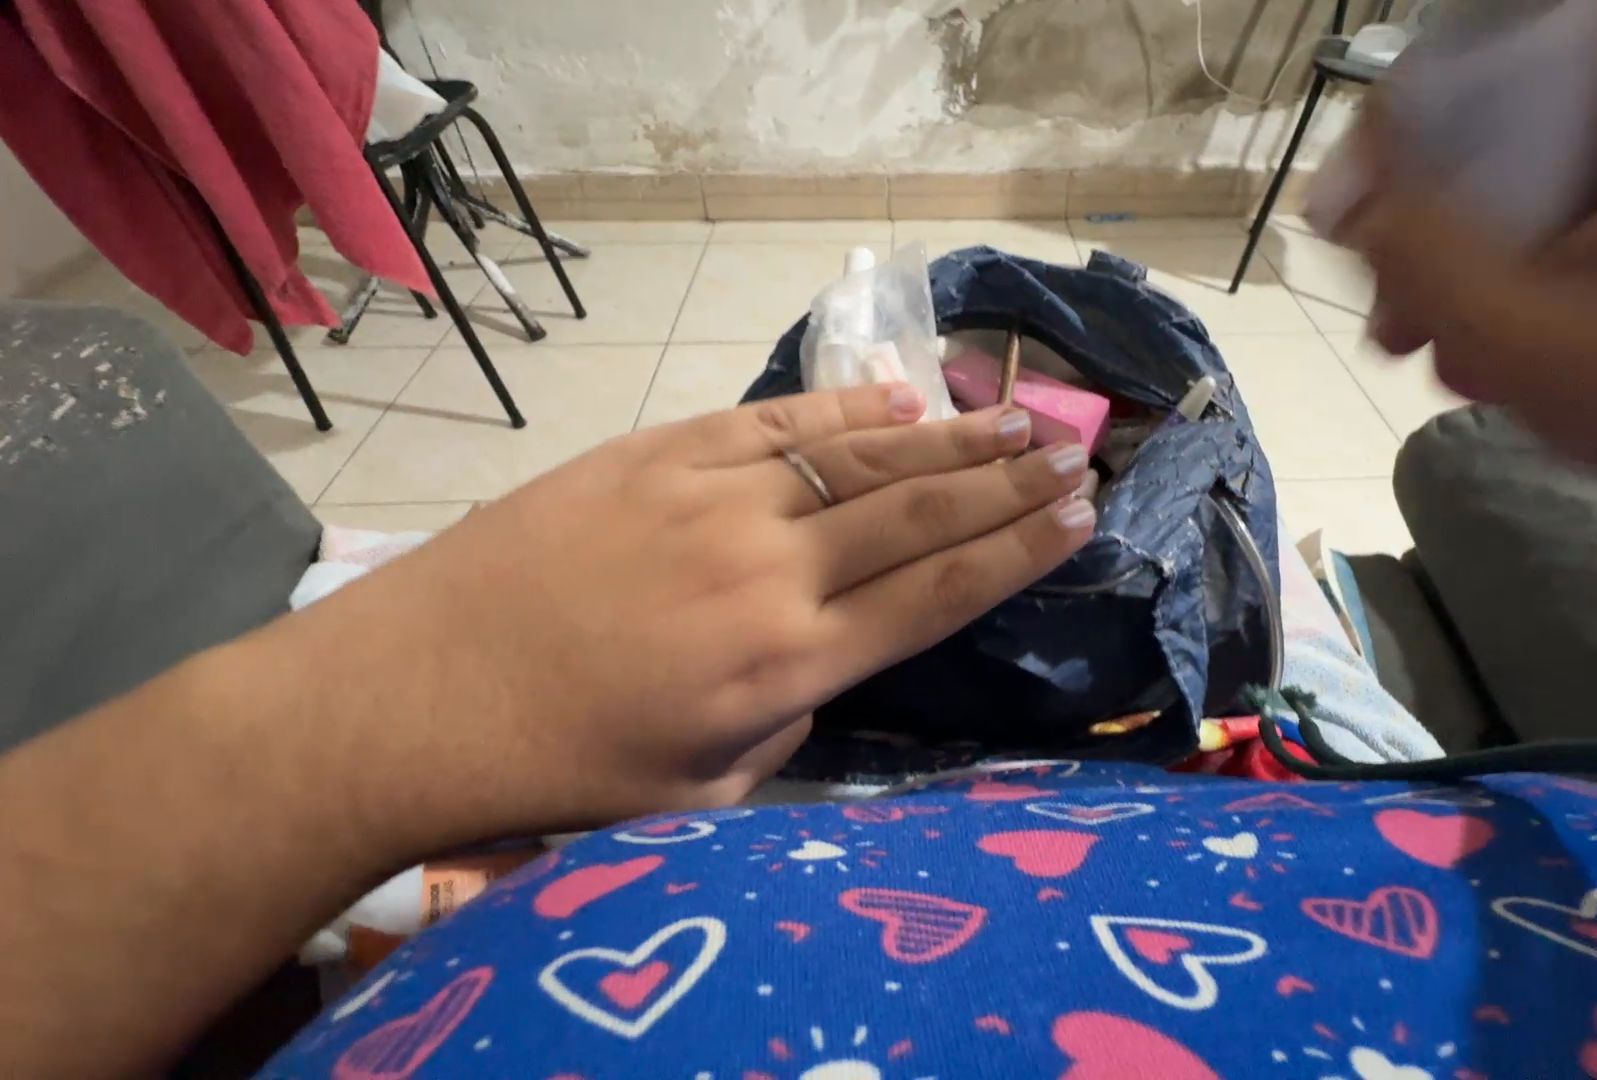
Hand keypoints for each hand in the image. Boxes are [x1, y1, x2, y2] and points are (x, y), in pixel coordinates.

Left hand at [280, 384, 1094, 840]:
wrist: (411, 694)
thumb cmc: (566, 765)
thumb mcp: (709, 787)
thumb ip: (795, 716)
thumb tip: (831, 652)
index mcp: (788, 663)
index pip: (938, 593)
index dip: (1017, 550)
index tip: (1079, 516)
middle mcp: (770, 569)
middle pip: (920, 512)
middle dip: (1011, 481)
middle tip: (1075, 452)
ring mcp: (715, 497)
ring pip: (863, 458)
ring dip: (953, 437)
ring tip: (1020, 417)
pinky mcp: (661, 453)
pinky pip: (779, 421)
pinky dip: (849, 407)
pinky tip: (905, 399)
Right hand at [1335, 0, 1596, 500]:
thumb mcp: (1526, 338)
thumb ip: (1421, 259)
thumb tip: (1337, 198)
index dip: (1538, 19)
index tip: (1469, 45)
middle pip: (1546, 75)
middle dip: (1438, 169)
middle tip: (1379, 246)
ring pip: (1522, 157)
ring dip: (1443, 237)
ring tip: (1402, 330)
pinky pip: (1535, 211)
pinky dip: (1479, 268)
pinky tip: (1451, 339)